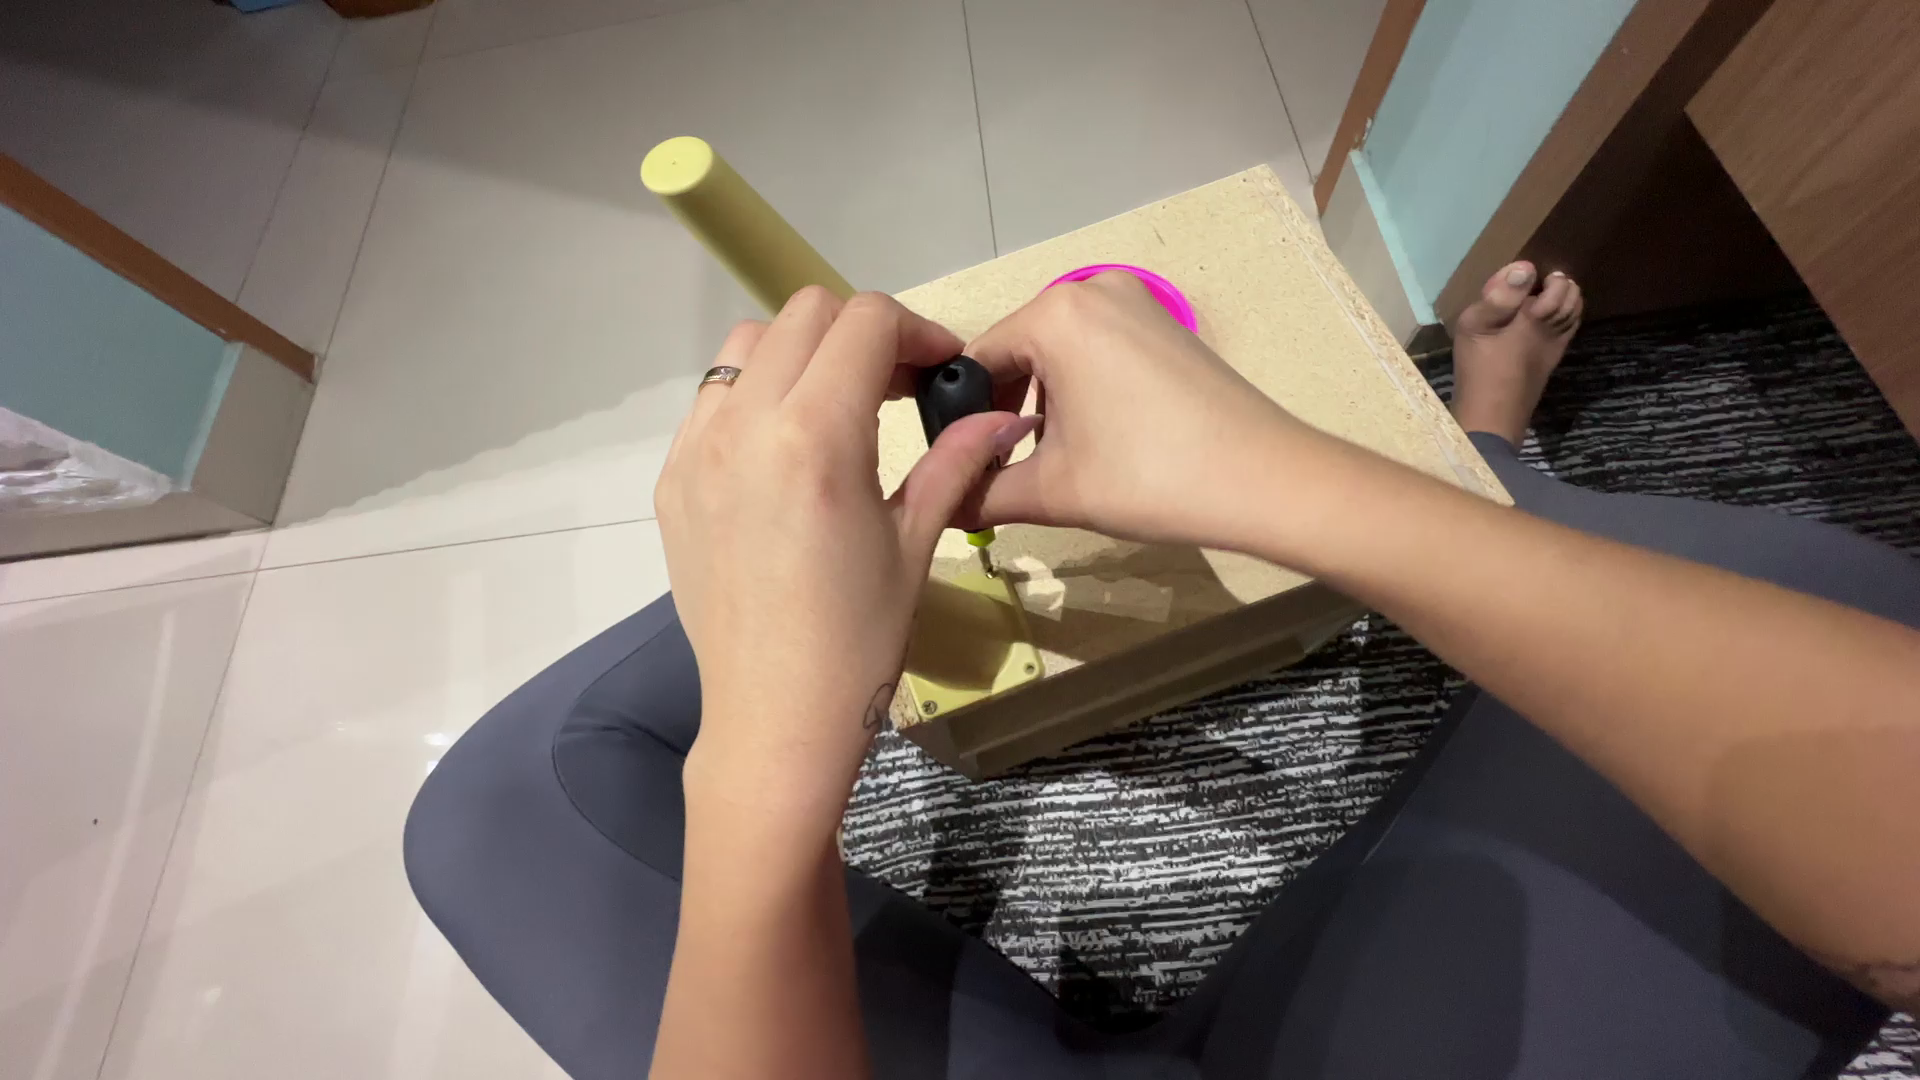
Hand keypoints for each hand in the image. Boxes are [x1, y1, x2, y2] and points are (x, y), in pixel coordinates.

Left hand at [654, 288, 1031, 825]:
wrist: (775, 715)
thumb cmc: (861, 639)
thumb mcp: (915, 544)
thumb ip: (956, 463)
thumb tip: (1006, 419)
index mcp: (814, 438)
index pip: (864, 322)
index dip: (917, 330)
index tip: (943, 369)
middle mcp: (743, 426)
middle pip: (804, 315)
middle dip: (863, 333)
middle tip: (898, 386)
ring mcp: (695, 450)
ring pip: (748, 346)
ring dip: (803, 353)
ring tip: (838, 407)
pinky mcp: (671, 480)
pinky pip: (712, 400)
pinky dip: (757, 394)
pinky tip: (786, 448)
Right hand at [963, 271, 1311, 551]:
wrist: (1265, 482)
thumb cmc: (1146, 478)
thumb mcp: (1050, 492)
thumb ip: (981, 495)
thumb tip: (944, 506)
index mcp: (1055, 314)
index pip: (977, 360)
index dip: (960, 415)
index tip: (961, 461)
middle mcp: (1092, 288)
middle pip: (1019, 352)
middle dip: (1004, 410)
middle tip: (1003, 467)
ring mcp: (1136, 301)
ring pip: (1059, 352)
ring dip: (1043, 402)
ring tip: (1051, 458)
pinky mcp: (1165, 324)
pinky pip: (1098, 349)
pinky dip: (1081, 389)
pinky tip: (1097, 436)